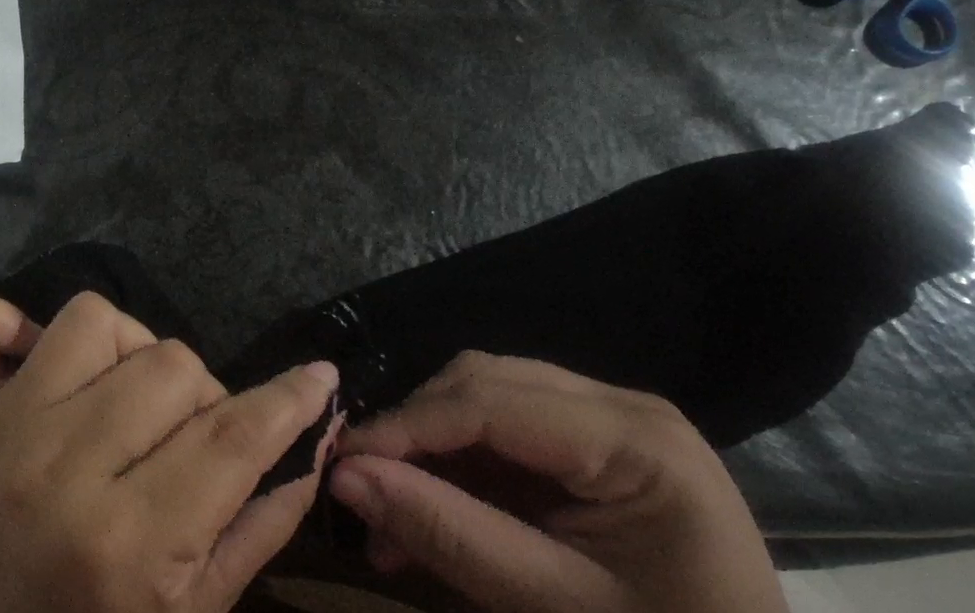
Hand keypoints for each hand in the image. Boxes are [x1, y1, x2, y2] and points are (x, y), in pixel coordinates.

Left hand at [0, 292, 340, 612]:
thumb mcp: (204, 600)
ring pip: (102, 323)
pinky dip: (19, 325)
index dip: (286, 401)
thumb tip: (319, 428)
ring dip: (136, 353)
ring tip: (134, 402)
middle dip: (204, 396)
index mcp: (129, 540)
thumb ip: (267, 515)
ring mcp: (15, 429)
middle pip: (171, 366)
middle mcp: (66, 469)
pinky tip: (53, 365)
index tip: (319, 377)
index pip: (228, 439)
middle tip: (193, 436)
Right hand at [330, 352, 786, 612]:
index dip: (404, 427)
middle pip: (484, 384)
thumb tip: (343, 476)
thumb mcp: (554, 605)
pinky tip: (434, 512)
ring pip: (487, 400)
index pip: (489, 401)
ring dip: (431, 450)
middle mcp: (624, 406)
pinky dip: (462, 467)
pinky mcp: (602, 447)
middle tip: (363, 493)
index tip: (338, 465)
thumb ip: (448, 534)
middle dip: (415, 434)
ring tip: (390, 518)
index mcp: (636, 440)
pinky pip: (509, 433)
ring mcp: (615, 422)